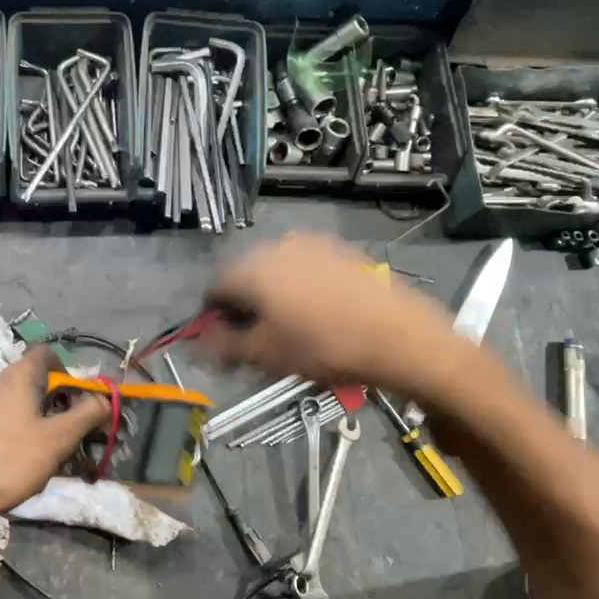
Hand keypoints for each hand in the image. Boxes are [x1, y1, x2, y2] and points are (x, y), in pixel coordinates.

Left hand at [0, 347, 108, 553]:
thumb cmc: (5, 462)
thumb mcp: (55, 442)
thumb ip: (85, 416)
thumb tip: (103, 398)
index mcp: (16, 377)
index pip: (46, 354)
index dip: (66, 372)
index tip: (75, 401)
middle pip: (28, 381)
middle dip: (49, 404)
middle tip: (60, 437)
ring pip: (7, 402)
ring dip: (26, 420)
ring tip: (32, 457)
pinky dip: (2, 432)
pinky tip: (1, 464)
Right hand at [198, 231, 481, 405]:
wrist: (399, 337)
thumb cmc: (323, 347)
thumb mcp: (264, 354)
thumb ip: (223, 345)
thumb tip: (198, 340)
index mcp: (250, 268)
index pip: (213, 289)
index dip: (212, 318)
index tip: (224, 343)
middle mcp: (276, 246)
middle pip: (244, 276)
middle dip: (243, 307)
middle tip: (255, 340)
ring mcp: (312, 244)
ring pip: (276, 272)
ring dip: (272, 297)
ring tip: (288, 330)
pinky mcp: (341, 251)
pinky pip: (305, 270)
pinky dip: (300, 290)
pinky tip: (317, 316)